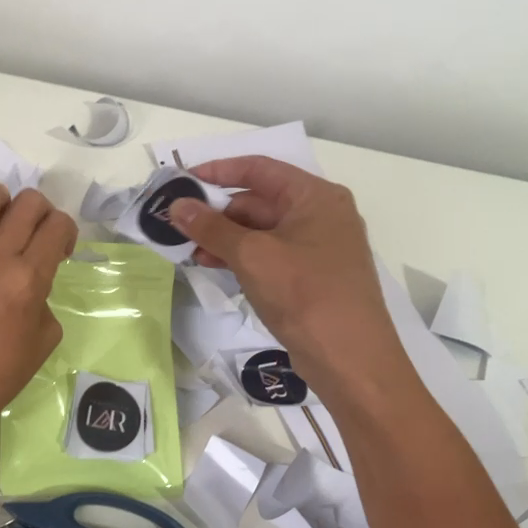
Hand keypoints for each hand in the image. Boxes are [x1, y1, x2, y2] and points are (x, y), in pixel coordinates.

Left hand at [0, 177, 77, 441]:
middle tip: (32, 235)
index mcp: (28, 280)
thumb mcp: (45, 336)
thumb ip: (45, 292)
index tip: (58, 249)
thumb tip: (34, 269)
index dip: (66, 232)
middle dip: (40, 213)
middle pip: (28, 202)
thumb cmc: (1, 371)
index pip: (58, 225)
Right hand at [168, 156, 411, 402]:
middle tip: (177, 224)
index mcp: (315, 197)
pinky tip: (213, 267)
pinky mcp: (311, 276)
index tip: (182, 181)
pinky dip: (240, 257)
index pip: (259, 168)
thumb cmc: (305, 295)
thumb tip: (178, 206)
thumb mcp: (252, 256)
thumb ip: (211, 228)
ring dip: (224, 237)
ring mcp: (317, 247)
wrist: (350, 358)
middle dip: (217, 212)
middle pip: (258, 200)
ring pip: (260, 230)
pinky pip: (268, 254)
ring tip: (189, 252)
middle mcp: (320, 214)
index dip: (218, 171)